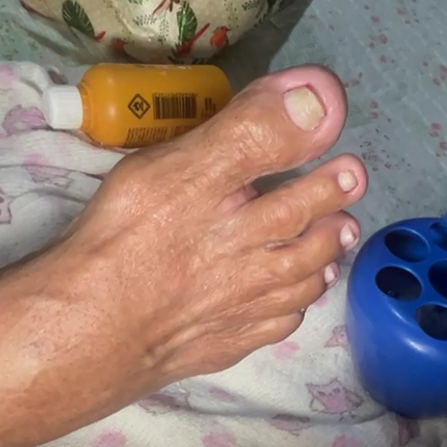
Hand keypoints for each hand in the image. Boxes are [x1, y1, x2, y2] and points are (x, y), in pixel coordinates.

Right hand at [4, 67, 362, 408]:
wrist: (93, 330)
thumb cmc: (129, 238)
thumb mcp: (187, 165)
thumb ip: (254, 132)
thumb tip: (320, 99)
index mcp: (246, 222)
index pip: (299, 198)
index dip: (330, 183)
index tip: (352, 172)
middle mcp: (252, 270)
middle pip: (302, 249)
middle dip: (331, 230)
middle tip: (349, 220)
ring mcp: (238, 314)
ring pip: (292, 293)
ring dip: (317, 272)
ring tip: (331, 261)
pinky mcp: (218, 347)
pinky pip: (267, 332)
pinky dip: (287, 317)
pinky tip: (288, 311)